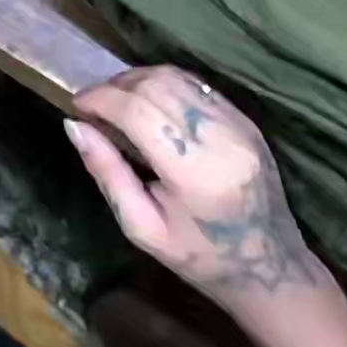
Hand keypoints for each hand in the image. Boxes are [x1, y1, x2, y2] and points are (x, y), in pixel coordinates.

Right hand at [66, 66, 326, 323]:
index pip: (138, 111)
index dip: (100, 99)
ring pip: (173, 77)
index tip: (77, 106)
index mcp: (195, 174)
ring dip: (135, 80)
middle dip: (113, 87)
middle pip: (154, 85)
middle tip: (93, 106)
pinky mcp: (246, 121)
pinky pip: (194, 85)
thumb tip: (73, 125)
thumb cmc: (200, 256)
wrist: (273, 269)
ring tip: (116, 102)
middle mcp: (222, 141)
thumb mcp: (140, 227)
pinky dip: (160, 84)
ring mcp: (239, 127)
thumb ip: (106, 172)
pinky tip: (145, 104)